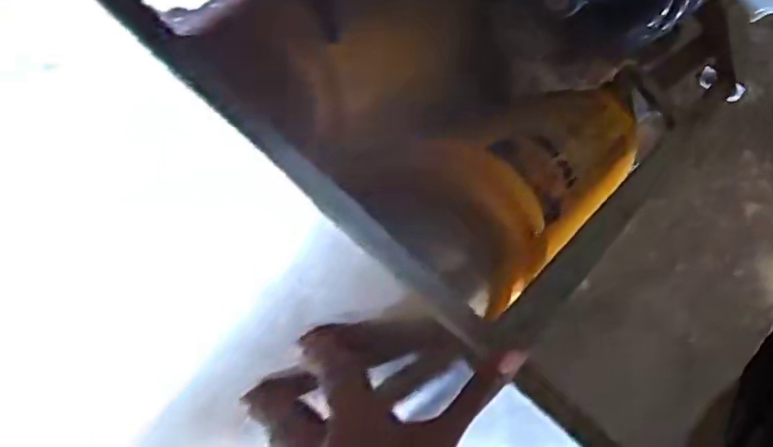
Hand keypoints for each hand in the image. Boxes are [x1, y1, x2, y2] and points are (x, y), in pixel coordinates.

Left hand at [243, 323, 523, 446]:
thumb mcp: (445, 438)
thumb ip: (473, 395)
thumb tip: (516, 350)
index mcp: (352, 421)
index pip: (337, 377)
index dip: (326, 355)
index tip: (309, 337)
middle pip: (286, 420)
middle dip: (272, 403)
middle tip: (257, 388)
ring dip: (274, 434)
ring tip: (270, 424)